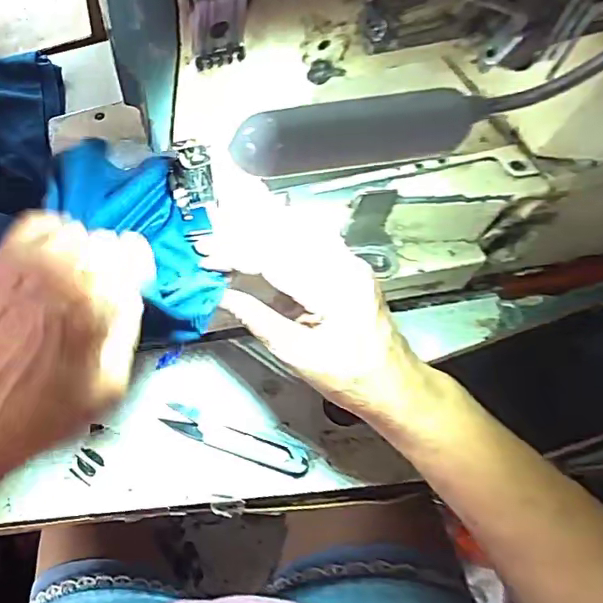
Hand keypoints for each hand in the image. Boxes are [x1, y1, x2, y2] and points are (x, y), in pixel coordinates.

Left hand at [0, 213, 153, 482]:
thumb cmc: (44, 409)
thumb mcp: (109, 384)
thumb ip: (127, 328)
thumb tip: (129, 294)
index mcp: (96, 300)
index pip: (132, 252)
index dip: (135, 267)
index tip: (131, 280)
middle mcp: (63, 271)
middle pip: (102, 239)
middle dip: (106, 262)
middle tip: (98, 289)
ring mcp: (27, 262)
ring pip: (70, 230)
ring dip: (77, 251)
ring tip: (70, 279)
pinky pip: (33, 224)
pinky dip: (46, 235)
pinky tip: (46, 260)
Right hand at [205, 195, 435, 420]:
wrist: (394, 384)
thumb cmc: (354, 377)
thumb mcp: (297, 354)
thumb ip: (257, 319)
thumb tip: (224, 297)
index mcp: (335, 289)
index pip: (275, 258)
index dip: (236, 254)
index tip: (208, 256)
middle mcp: (345, 267)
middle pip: (286, 234)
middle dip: (243, 232)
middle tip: (211, 232)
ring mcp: (347, 263)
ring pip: (298, 228)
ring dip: (259, 225)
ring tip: (227, 218)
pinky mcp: (344, 266)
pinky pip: (309, 237)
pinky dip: (279, 232)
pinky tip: (261, 225)